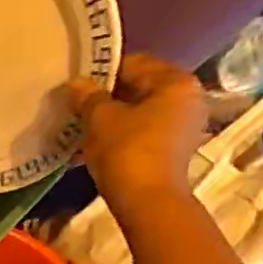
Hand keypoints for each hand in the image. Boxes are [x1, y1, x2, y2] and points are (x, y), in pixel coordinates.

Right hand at [70, 53, 208, 210]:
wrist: (147, 200)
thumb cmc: (127, 149)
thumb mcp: (100, 118)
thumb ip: (88, 96)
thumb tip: (75, 82)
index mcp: (176, 82)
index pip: (134, 63)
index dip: (102, 71)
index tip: (77, 82)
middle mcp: (187, 98)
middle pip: (139, 87)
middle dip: (107, 95)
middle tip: (77, 102)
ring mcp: (183, 125)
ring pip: (139, 111)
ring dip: (111, 115)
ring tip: (82, 122)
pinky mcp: (172, 148)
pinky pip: (142, 130)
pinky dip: (120, 132)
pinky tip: (94, 141)